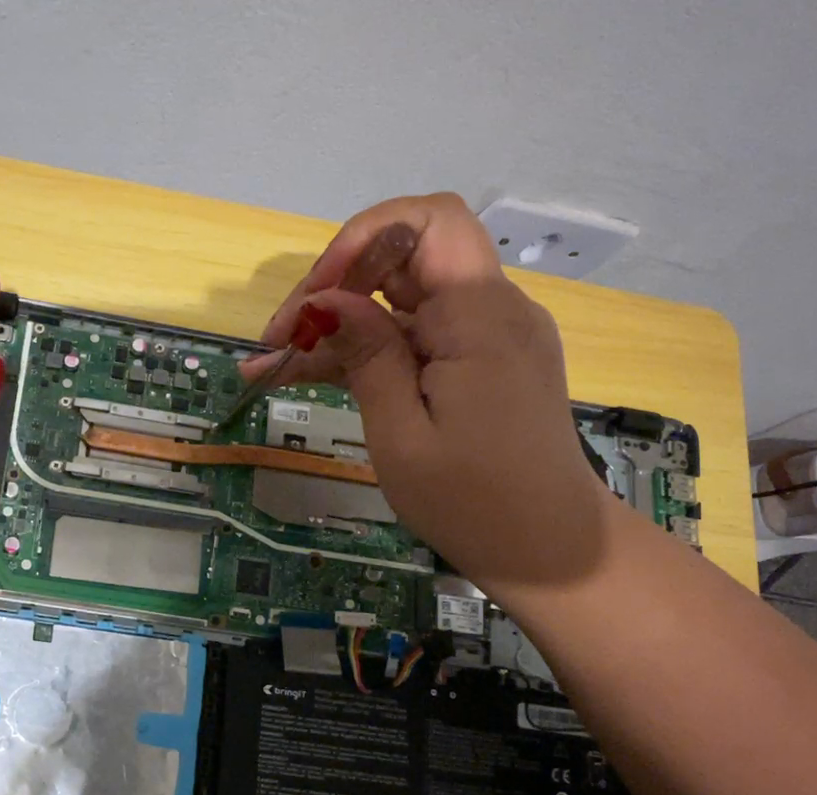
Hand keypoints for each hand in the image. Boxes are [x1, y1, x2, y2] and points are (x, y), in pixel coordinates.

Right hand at [242, 194, 616, 591]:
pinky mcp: (477, 365)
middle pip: (402, 260)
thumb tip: (329, 298)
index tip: (317, 294)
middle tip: (274, 341)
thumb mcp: (401, 435)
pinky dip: (364, 351)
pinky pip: (414, 338)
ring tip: (268, 365)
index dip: (363, 237)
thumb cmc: (472, 501)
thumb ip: (367, 356)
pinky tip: (307, 373)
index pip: (429, 221)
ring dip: (335, 326)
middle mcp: (490, 310)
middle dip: (332, 288)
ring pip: (398, 302)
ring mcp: (486, 337)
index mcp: (478, 317)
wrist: (548, 550)